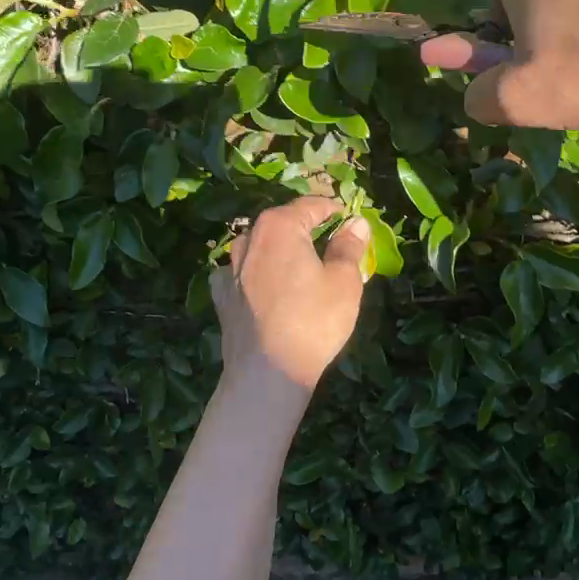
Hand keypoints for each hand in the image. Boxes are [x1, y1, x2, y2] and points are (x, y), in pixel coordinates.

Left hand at [210, 196, 370, 393]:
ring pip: (257, 245)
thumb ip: (349, 246)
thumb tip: (356, 223)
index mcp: (279, 227)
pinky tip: (263, 285)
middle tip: (331, 243)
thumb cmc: (313, 322)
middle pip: (281, 222)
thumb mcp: (344, 281)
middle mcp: (250, 239)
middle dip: (306, 228)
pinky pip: (239, 272)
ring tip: (298, 264)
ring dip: (277, 248)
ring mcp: (231, 268)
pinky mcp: (222, 296)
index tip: (350, 220)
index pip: (311, 205)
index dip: (333, 210)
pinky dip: (253, 273)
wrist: (268, 374)